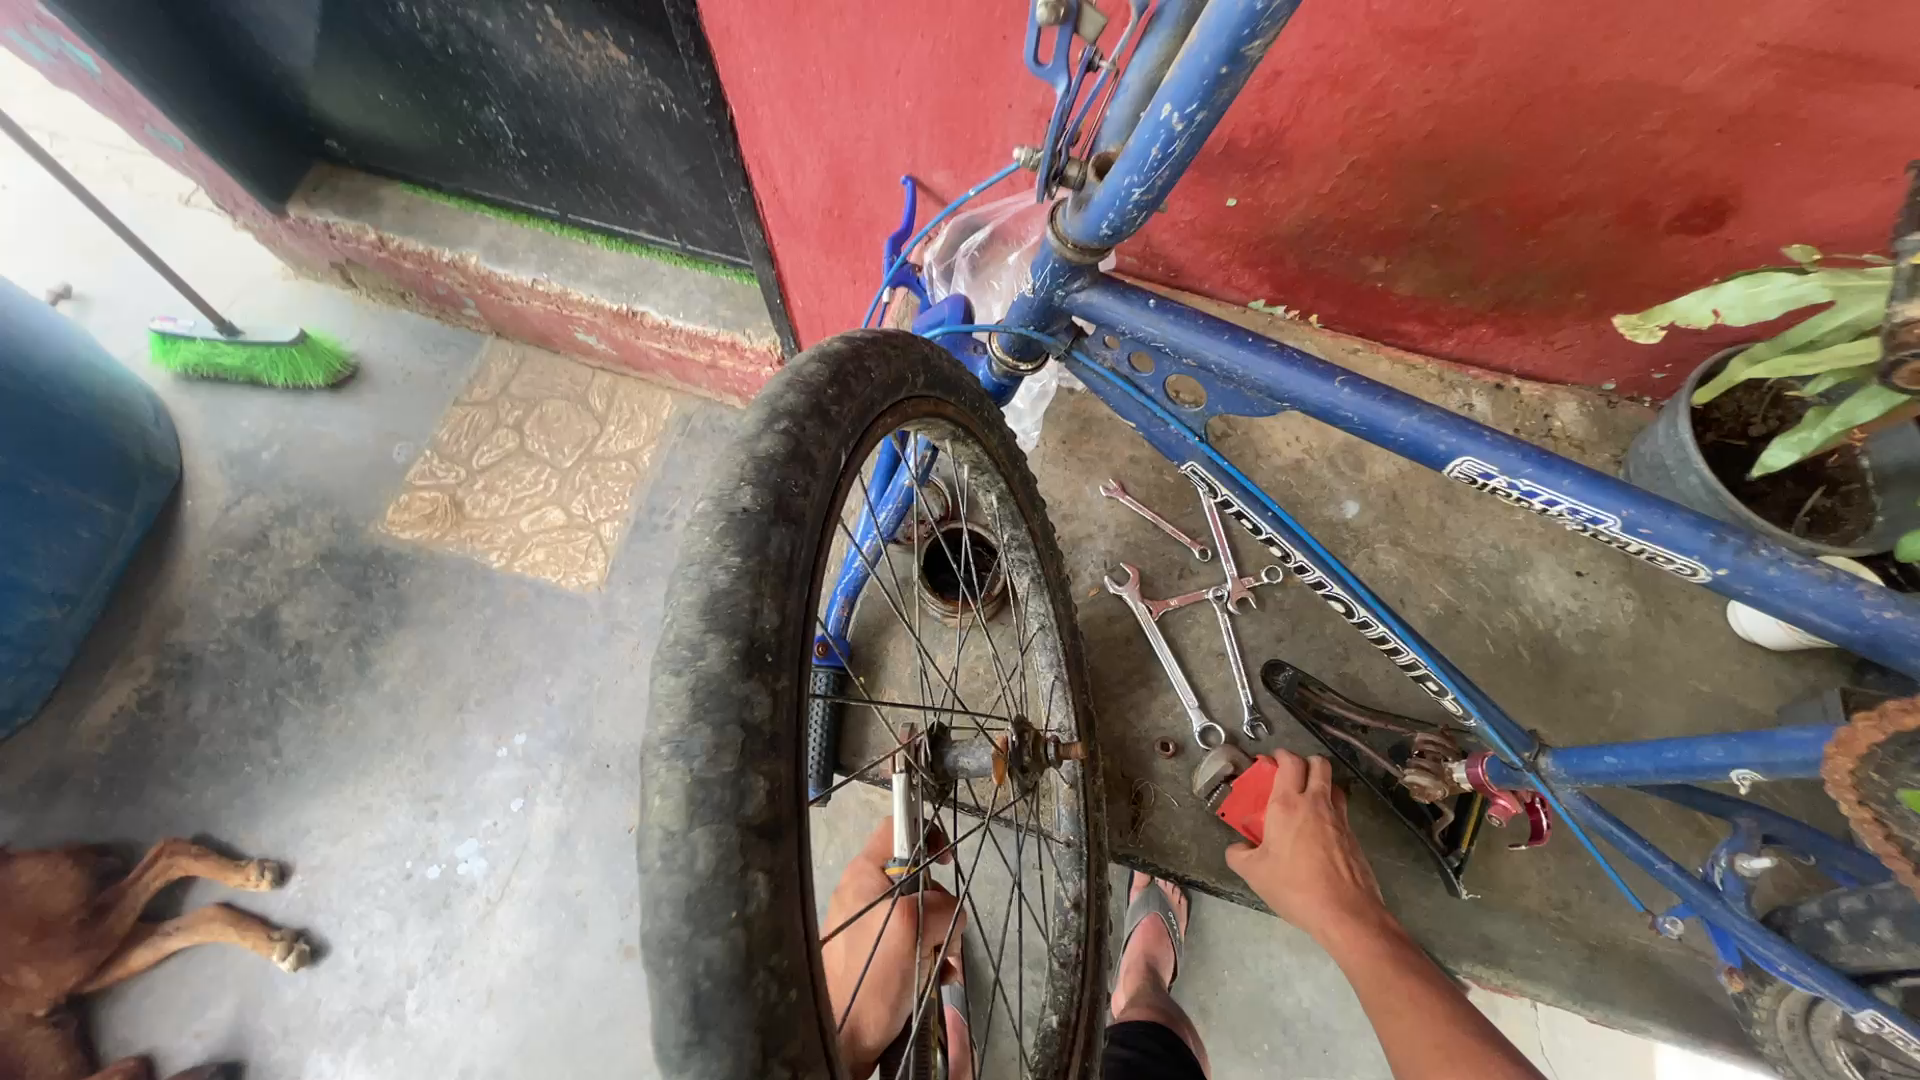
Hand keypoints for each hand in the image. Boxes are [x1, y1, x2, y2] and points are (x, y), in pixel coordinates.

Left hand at [822, 817, 965, 1077]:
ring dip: (941, 938)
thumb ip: (943, 905)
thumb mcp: (914, 925)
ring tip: (943, 968)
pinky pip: (915, 942)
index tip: (947, 861)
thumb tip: (950, 915)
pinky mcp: (878, 955)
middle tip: (946, 936)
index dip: (927, 835)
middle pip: (919, 878)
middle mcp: (865, 893)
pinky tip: (938, 978)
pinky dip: (931, 957)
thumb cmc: (873, 975)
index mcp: (864, 874)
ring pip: (922, 914)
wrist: (844, 1041)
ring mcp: (871, 926)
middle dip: (942, 908)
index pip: (897, 829)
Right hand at [1224, 750, 1389, 943]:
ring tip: (1307, 798)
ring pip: (1334, 784)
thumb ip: (1238, 855)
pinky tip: (1320, 831)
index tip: (1270, 762)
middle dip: (1305, 761)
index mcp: (1287, 804)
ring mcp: (1339, 819)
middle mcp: (1315, 804)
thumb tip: (1237, 848)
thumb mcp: (1254, 873)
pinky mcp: (1354, 838)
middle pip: (1318, 764)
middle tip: (1290, 774)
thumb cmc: (1295, 887)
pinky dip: (1331, 809)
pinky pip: (1341, 811)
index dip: (1280, 756)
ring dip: (1321, 783)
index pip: (1289, 763)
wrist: (1347, 914)